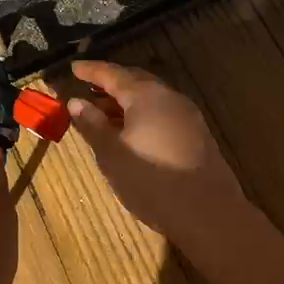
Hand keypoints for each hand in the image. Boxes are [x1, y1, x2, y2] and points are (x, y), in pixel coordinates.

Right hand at [68, 59, 248, 253]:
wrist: (209, 215)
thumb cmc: (152, 180)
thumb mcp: (112, 153)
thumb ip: (92, 124)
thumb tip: (75, 102)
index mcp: (145, 95)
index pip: (112, 73)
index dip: (91, 71)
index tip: (73, 68)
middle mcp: (168, 97)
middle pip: (135, 80)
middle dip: (111, 83)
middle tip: (89, 87)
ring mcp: (187, 115)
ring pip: (151, 97)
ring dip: (127, 100)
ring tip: (105, 112)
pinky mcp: (198, 135)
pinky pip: (163, 112)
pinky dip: (143, 114)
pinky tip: (134, 132)